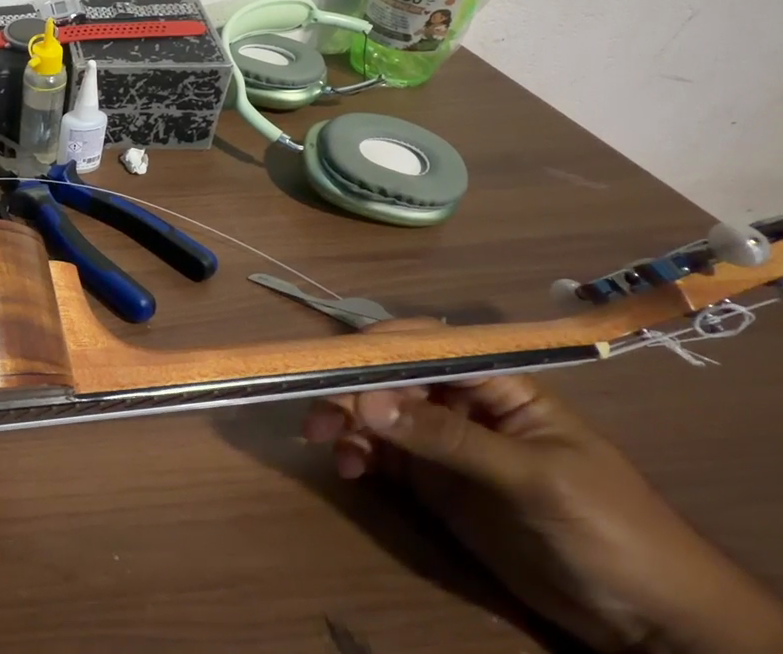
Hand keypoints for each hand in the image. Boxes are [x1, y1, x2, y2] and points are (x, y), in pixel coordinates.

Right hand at [303, 320, 782, 653]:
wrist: (648, 616)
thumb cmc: (610, 528)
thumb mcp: (533, 479)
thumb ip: (450, 440)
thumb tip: (366, 403)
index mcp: (500, 388)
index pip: (429, 348)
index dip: (380, 350)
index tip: (335, 367)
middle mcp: (465, 407)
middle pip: (391, 380)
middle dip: (349, 391)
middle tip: (317, 417)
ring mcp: (445, 446)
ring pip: (376, 415)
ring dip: (344, 423)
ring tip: (325, 445)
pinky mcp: (432, 484)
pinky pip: (380, 455)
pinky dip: (356, 455)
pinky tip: (349, 470)